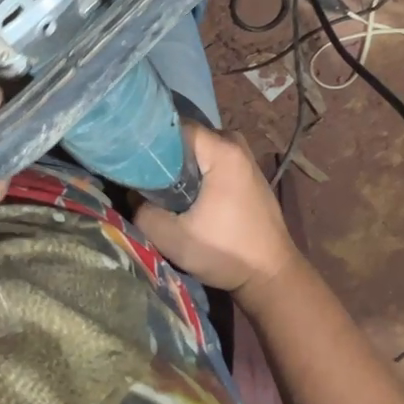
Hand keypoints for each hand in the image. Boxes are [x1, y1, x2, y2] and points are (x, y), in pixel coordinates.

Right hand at [134, 124, 298, 294]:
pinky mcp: (247, 173)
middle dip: (164, 153)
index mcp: (222, 150)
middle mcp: (235, 144)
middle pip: (188, 136)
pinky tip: (184, 193)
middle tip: (142, 174)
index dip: (151, 140)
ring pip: (200, 149)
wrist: (272, 277)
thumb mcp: (176, 239)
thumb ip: (144, 214)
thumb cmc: (227, 253)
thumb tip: (131, 194)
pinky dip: (197, 171)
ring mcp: (244, 157)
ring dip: (180, 164)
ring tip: (159, 185)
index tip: (131, 157)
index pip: (176, 126)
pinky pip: (213, 160)